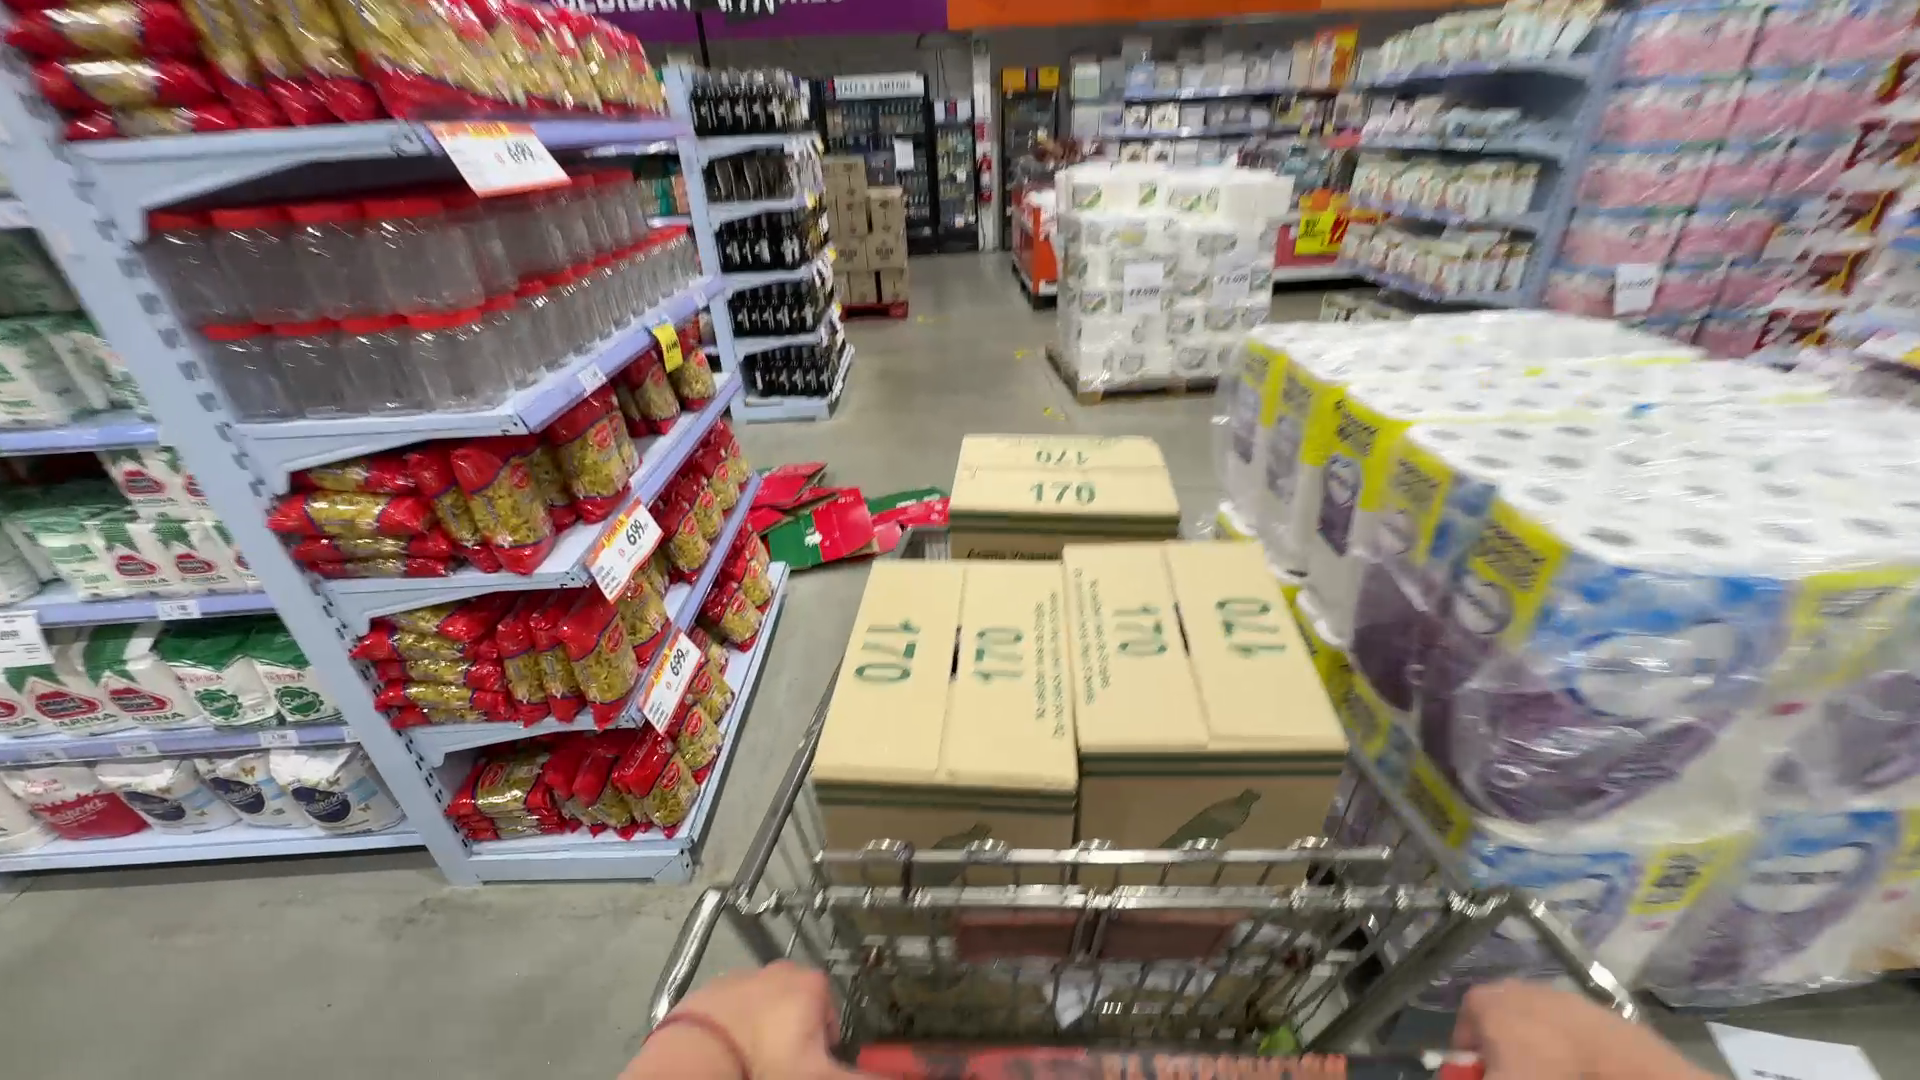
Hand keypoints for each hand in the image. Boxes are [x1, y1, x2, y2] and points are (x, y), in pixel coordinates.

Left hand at [623, 961, 868, 1078]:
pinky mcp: (707, 991)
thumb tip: (899, 1078)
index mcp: (811, 985)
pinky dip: (726, 1032)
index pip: (828, 1010)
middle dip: (791, 1035)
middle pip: (794, 1006)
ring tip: (749, 1065)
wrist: (697, 1060)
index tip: (811, 1067)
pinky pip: (726, 1012)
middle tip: (780, 1069)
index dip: (823, 1043)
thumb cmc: (769, 1066)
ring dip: (758, 1032)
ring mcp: (740, 977)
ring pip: (759, 1008)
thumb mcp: (821, 1078)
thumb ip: (862, 1077)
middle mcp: (778, 971)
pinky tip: (723, 1058)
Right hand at [1454, 980, 1713, 1079]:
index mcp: (1481, 1002)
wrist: (1635, 1078)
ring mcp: (1559, 997)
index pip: (1463, 1040)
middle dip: (1510, 1062)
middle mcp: (1513, 988)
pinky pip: (1578, 1039)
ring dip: (1547, 1059)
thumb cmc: (1550, 1079)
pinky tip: (1592, 1078)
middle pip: (1501, 1032)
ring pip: (1541, 1034)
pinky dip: (1580, 1060)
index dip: (1474, 1070)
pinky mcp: (1598, 1013)